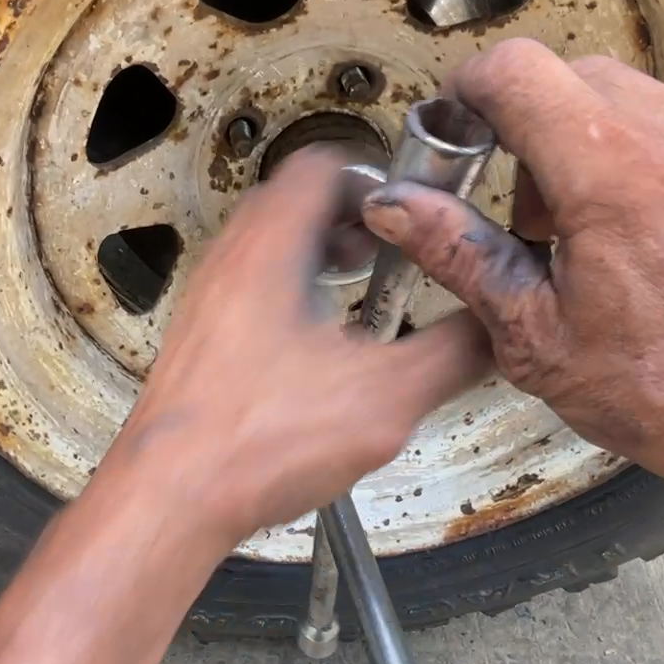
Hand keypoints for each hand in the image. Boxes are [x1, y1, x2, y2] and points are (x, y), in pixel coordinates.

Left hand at [102, 148, 491, 551]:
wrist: (171, 497)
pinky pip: (250, 295)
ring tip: (359, 299)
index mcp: (269, 248)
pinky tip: (317, 353)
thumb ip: (452, 354)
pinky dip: (291, 301)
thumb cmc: (251, 442)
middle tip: (390, 252)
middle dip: (353, 224)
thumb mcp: (385, 396)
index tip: (410, 210)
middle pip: (294, 203)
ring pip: (269, 251)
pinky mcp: (200, 344)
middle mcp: (228, 264)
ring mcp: (207, 303)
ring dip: (320, 262)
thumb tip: (492, 332)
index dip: (376, 179)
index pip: (321, 166)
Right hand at [361, 40, 663, 508]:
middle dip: (527, 134)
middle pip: (574, 79)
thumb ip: (460, 255)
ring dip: (589, 152)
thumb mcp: (538, 337)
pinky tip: (658, 245)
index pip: (517, 72)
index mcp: (614, 176)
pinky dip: (651, 166)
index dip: (469, 90)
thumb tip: (399, 206)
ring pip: (636, 103)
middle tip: (525, 219)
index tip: (458, 130)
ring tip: (595, 243)